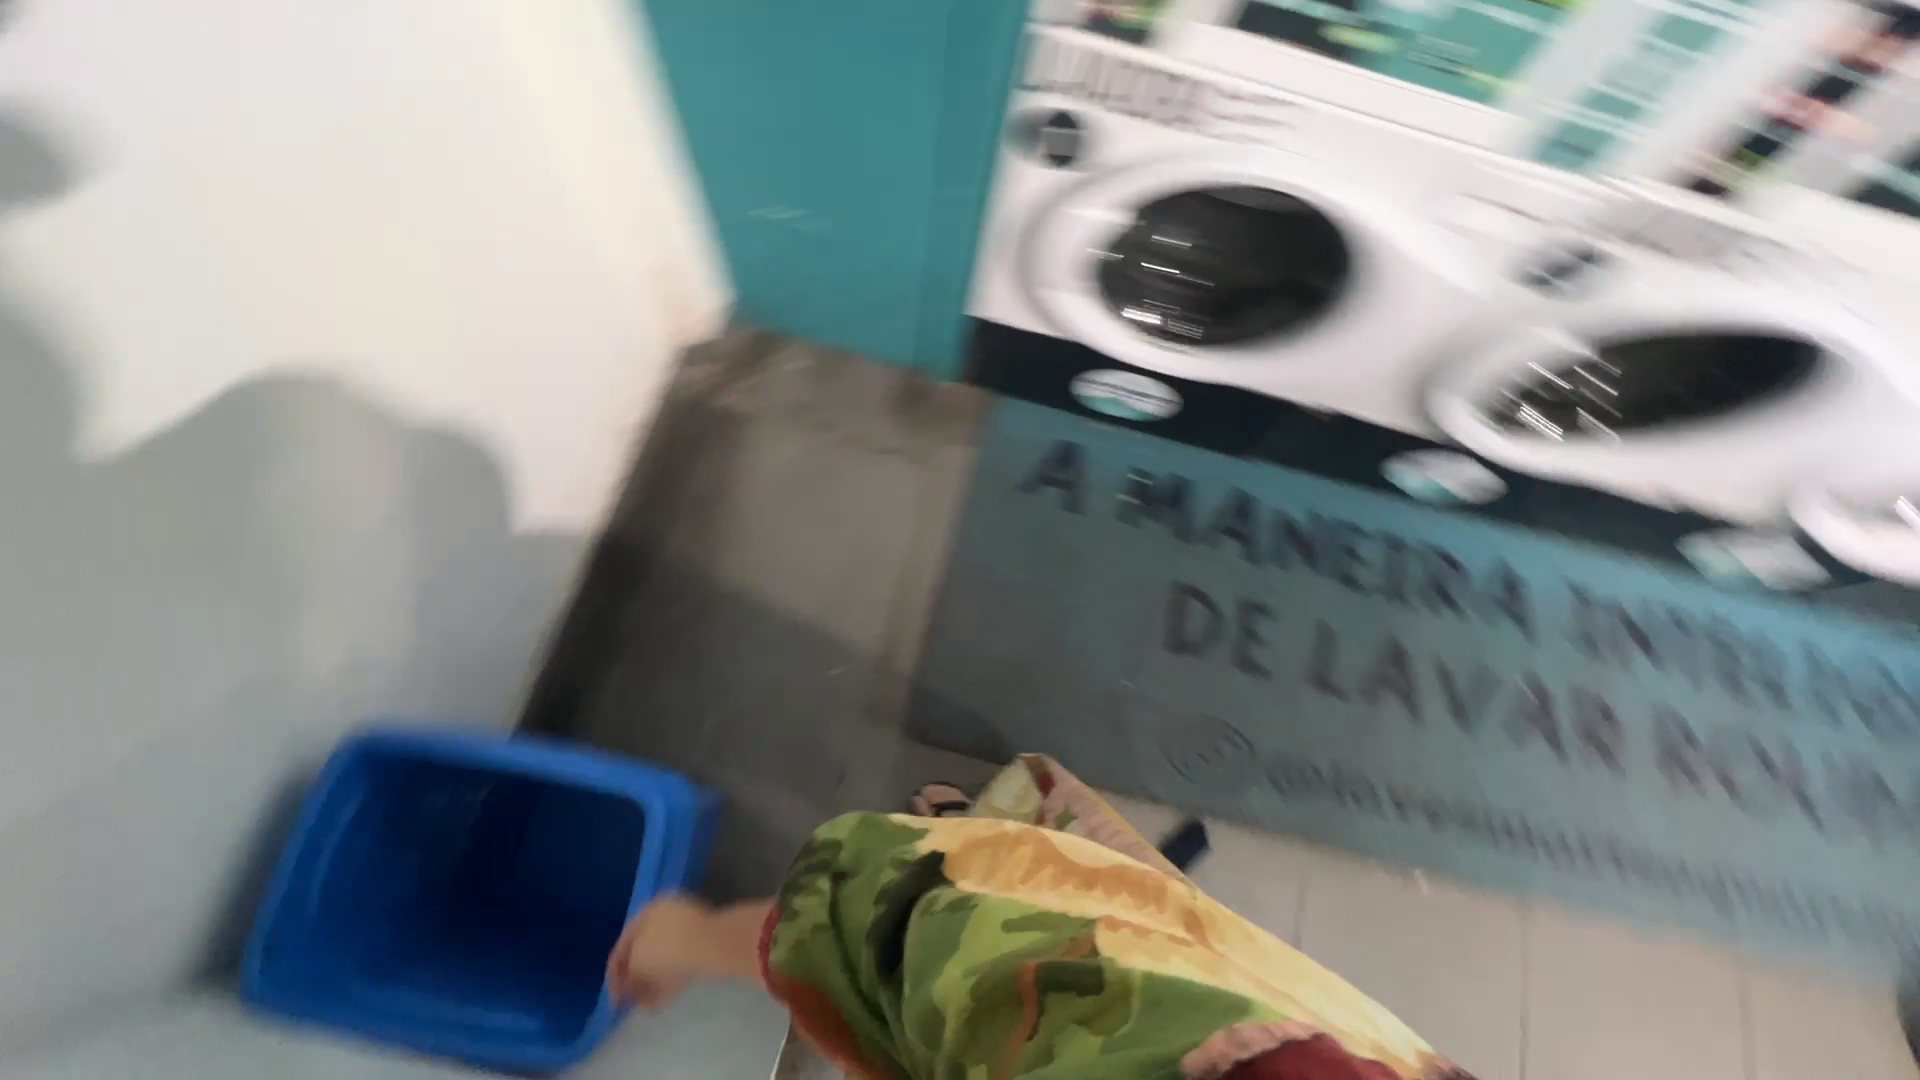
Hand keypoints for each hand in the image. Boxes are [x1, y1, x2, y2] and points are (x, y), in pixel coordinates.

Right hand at [605, 893, 712, 1009]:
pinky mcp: (702, 949)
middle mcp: (668, 916)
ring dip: (650, 984)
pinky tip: (659, 1005)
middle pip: (644, 951)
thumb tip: (630, 985)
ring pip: (662, 961)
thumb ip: (627, 974)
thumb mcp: (636, 961)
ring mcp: (688, 931)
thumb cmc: (667, 948)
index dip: (614, 972)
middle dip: (634, 979)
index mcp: (650, 910)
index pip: (624, 941)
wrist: (711, 947)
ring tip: (643, 1007)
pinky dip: (667, 985)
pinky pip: (679, 968)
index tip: (613, 998)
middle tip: (628, 1003)